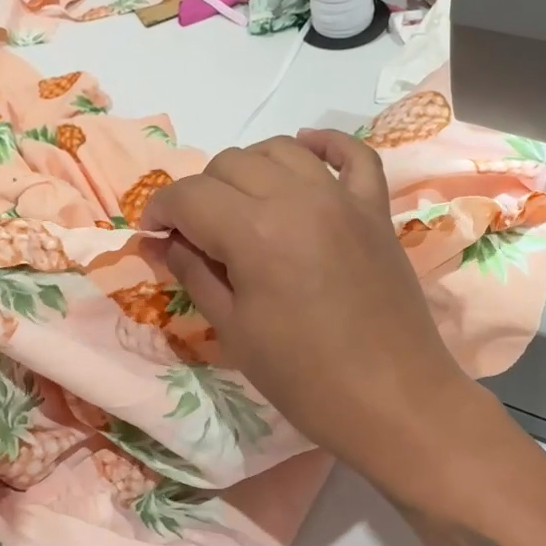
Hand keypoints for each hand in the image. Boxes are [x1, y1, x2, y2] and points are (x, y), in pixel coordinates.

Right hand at [140, 131, 471, 461]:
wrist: (393, 401)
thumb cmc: (305, 378)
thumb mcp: (234, 330)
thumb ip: (194, 272)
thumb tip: (161, 241)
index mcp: (254, 231)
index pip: (189, 195)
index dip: (160, 209)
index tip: (152, 233)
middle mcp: (297, 198)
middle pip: (231, 163)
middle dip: (201, 192)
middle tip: (197, 233)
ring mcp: (342, 198)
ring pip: (282, 150)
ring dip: (250, 168)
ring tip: (241, 203)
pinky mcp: (375, 209)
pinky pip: (353, 155)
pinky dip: (326, 145)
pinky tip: (306, 148)